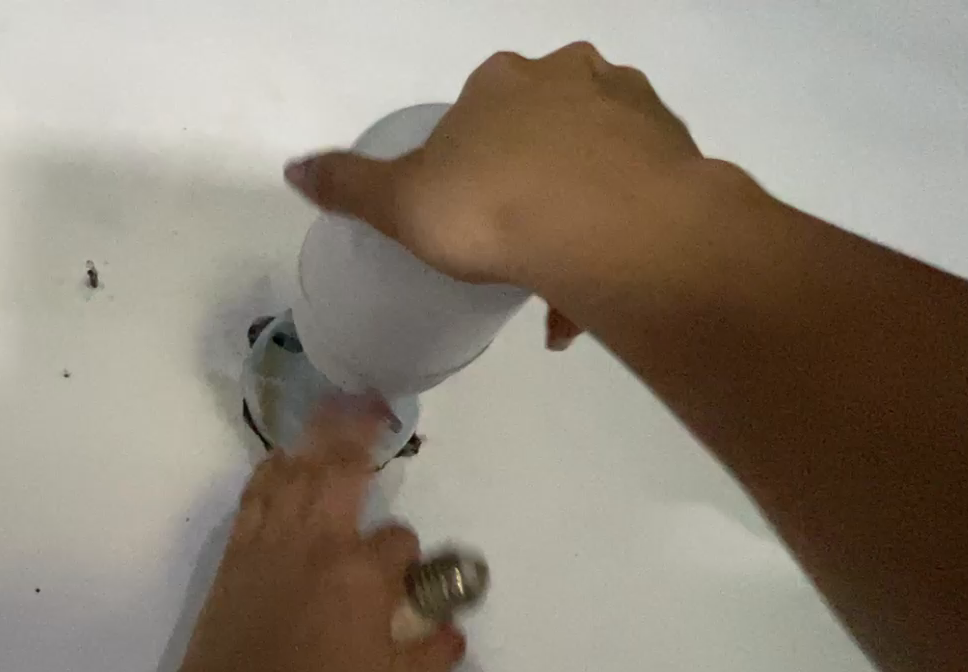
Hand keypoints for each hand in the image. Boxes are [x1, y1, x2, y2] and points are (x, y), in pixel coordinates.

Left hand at [161, 401, 465, 671]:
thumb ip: (434, 656)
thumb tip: (452, 628)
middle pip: (341, 469)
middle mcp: (317, 543)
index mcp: (361, 577)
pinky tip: (282, 461)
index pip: (400, 540)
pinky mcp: (237, 551)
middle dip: (360, 432)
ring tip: (332, 412)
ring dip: (316, 438)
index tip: (402, 581)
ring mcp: (271, 542)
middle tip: (373, 403)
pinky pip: (256, 495)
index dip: (408, 556)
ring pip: (295, 472)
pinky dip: (271, 470)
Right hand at [284, 43, 748, 343]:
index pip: (475, 112)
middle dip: (523, 184)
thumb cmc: (490, 211)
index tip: (465, 212)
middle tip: (509, 248)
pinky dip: (607, 239)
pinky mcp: (675, 148)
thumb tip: (292, 169)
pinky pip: (630, 194)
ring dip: (568, 217)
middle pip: (537, 131)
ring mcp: (628, 106)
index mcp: (500, 83)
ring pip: (590, 163)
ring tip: (549, 284)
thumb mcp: (401, 205)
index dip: (465, 161)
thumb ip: (349, 187)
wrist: (606, 230)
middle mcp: (569, 76)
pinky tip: (582, 298)